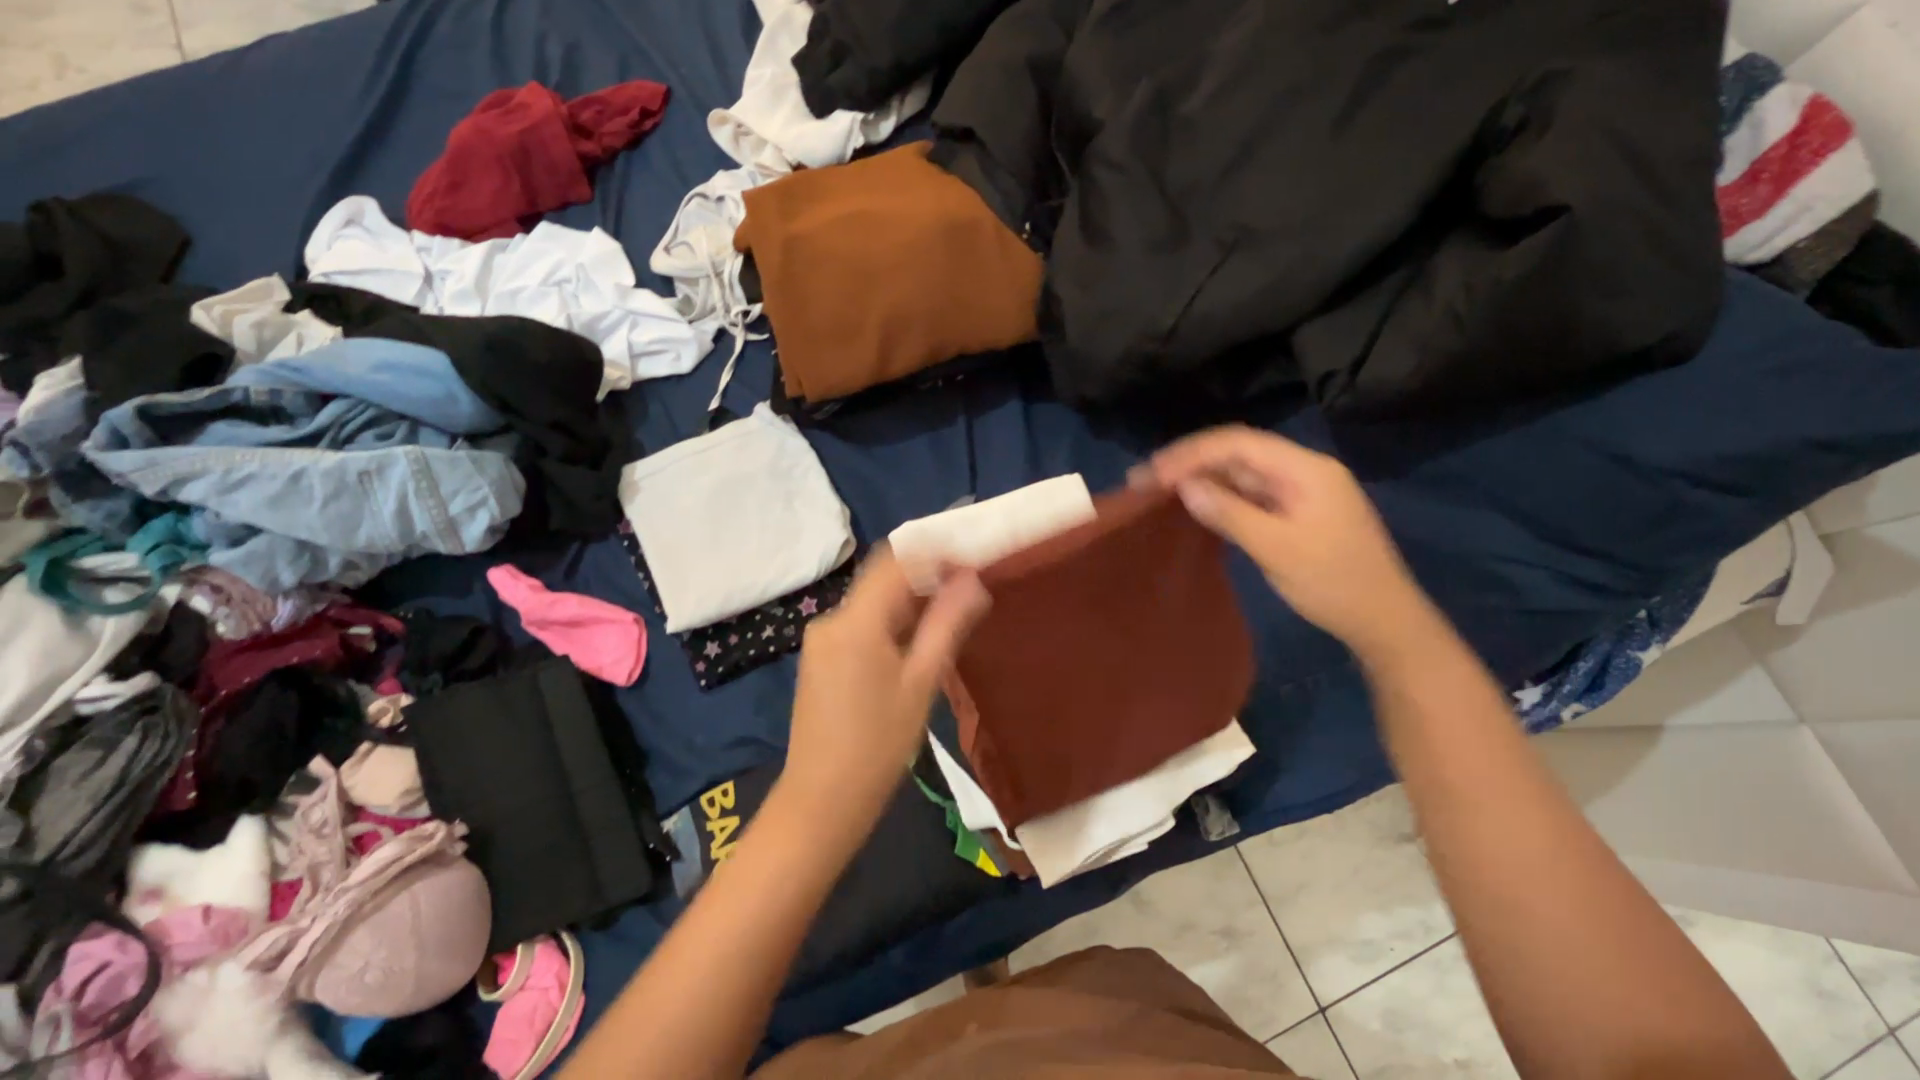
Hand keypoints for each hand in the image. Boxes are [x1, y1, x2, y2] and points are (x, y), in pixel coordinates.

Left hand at [779, 548, 991, 841]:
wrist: (822, 800)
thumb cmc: (878, 745)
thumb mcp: (921, 683)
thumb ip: (946, 625)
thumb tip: (974, 580)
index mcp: (854, 621)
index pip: (895, 561)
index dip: (935, 552)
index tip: (974, 557)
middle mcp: (831, 620)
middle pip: (882, 581)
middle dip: (927, 578)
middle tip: (972, 588)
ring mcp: (821, 641)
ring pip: (873, 606)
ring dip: (911, 605)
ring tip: (954, 616)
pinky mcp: (820, 661)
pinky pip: (861, 627)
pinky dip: (891, 626)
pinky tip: (919, 646)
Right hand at [1134, 425, 1433, 657]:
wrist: (1384, 621)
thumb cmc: (1334, 583)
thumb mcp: (1277, 549)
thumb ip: (1230, 513)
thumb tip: (1186, 487)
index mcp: (1306, 469)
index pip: (1238, 444)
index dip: (1191, 453)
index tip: (1153, 473)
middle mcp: (1303, 472)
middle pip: (1239, 455)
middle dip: (1191, 464)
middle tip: (1145, 481)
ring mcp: (1301, 494)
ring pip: (1243, 476)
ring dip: (1203, 481)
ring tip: (1159, 492)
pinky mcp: (1298, 516)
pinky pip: (1252, 498)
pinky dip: (1221, 500)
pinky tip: (1195, 509)